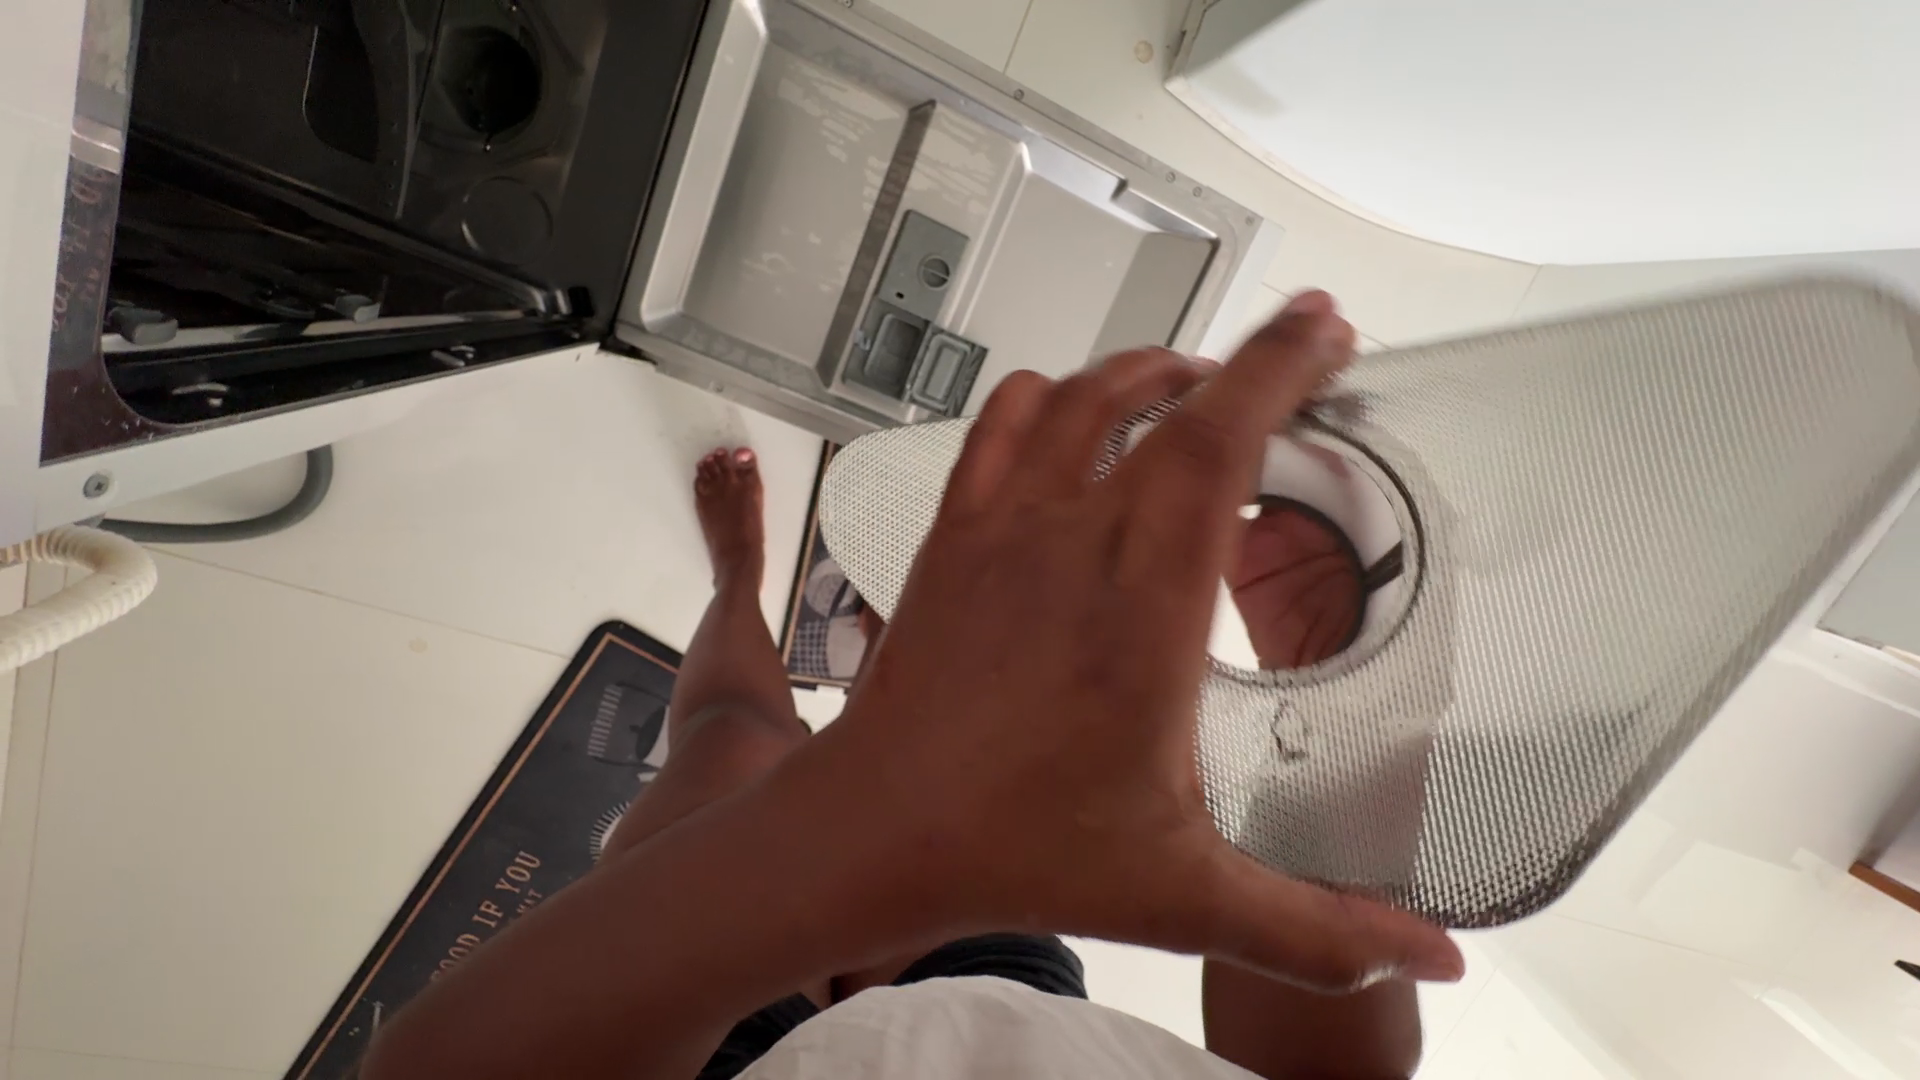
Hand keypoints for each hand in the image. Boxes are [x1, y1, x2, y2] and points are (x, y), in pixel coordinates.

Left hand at [797, 291, 1462, 989]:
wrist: (878, 826)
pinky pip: (994, 429)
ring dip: (1141, 372)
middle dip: (1241, 361)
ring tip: (1188, 380)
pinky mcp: (952, 536)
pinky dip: (1039, 397)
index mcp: (1145, 608)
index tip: (1325, 330)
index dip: (1278, 371)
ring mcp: (1001, 528)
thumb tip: (1429, 959)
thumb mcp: (1181, 891)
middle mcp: (1071, 543)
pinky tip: (1063, 409)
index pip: (1220, 447)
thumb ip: (1314, 926)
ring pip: (1075, 397)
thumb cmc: (1015, 849)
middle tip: (1291, 351)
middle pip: (1165, 406)